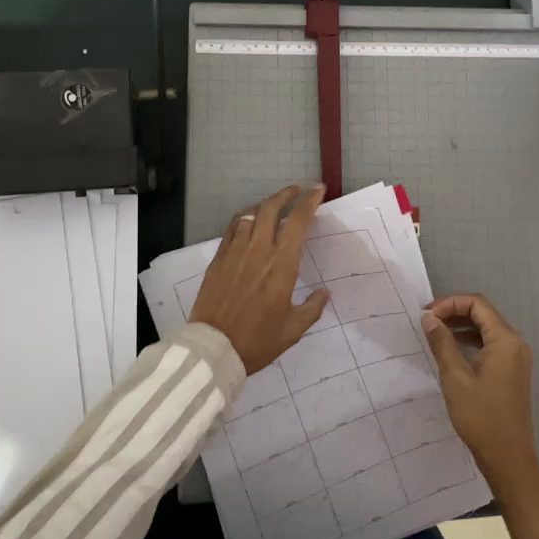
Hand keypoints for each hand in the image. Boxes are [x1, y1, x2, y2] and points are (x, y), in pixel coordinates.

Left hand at [189, 184, 330, 373]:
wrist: (214, 348)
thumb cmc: (258, 340)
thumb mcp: (293, 329)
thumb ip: (312, 308)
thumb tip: (323, 293)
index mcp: (282, 264)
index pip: (298, 222)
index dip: (309, 201)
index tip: (318, 190)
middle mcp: (259, 250)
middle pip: (271, 208)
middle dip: (286, 194)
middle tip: (296, 191)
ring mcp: (235, 252)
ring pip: (250, 214)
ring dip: (265, 205)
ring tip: (273, 205)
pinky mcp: (218, 258)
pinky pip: (232, 228)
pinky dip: (244, 217)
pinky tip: (248, 221)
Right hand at [422, 293, 538, 538]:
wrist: (507, 457)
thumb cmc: (481, 416)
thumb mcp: (455, 377)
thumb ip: (442, 342)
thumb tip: (429, 318)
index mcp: (505, 340)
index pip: (477, 304)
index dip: (450, 303)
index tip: (426, 315)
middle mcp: (515, 343)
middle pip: (483, 314)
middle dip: (454, 313)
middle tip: (427, 322)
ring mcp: (516, 358)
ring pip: (487, 329)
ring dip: (461, 327)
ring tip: (435, 334)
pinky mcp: (512, 371)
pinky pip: (491, 345)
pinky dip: (471, 341)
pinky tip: (452, 351)